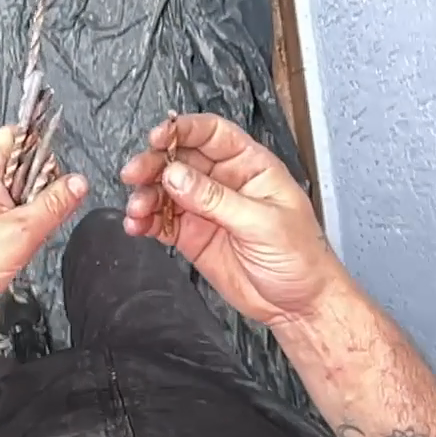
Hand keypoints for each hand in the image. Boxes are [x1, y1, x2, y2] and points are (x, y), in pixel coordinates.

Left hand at [0, 126, 89, 329]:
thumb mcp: (23, 231)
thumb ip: (55, 204)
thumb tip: (77, 183)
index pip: (17, 133)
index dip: (41, 148)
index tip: (55, 172)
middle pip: (17, 161)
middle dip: (36, 184)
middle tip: (37, 210)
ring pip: (10, 186)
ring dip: (25, 205)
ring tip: (21, 230)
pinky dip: (11, 217)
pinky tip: (10, 239)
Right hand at [119, 114, 344, 327]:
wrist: (299, 307)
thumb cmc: (301, 258)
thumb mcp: (262, 223)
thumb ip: (215, 199)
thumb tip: (175, 175)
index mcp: (249, 166)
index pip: (212, 134)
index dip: (183, 130)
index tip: (157, 137)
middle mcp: (223, 181)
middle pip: (179, 159)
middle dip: (153, 164)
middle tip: (134, 175)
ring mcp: (204, 208)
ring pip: (164, 189)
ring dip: (145, 195)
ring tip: (136, 210)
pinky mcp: (191, 234)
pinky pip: (160, 220)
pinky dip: (144, 221)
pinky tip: (136, 226)